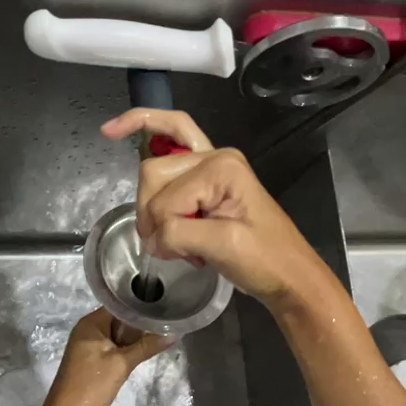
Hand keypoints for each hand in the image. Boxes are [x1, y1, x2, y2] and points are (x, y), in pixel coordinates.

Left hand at [37, 309, 170, 405]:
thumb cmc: (91, 386)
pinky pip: (113, 347)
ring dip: (135, 337)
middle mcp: (88, 329)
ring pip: (118, 335)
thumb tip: (174, 333)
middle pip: (120, 319)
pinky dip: (126, 349)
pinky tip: (144, 350)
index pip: (120, 305)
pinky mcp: (91, 359)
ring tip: (162, 333)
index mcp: (91, 323)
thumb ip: (146, 346)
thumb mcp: (122, 364)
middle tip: (168, 321)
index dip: (141, 306)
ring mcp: (88, 345)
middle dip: (141, 323)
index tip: (165, 305)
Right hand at [100, 108, 335, 312]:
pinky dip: (147, 135)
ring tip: (177, 240)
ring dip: (153, 208)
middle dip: (149, 212)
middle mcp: (214, 157)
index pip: (164, 192)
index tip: (173, 253)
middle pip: (152, 172)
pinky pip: (170, 140)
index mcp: (222, 166)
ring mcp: (211, 165)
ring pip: (154, 172)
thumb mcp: (222, 246)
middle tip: (167, 247)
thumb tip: (152, 235)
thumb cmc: (264, 260)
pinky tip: (117, 131)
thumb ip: (179, 232)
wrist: (288, 275)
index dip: (160, 225)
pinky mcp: (207, 179)